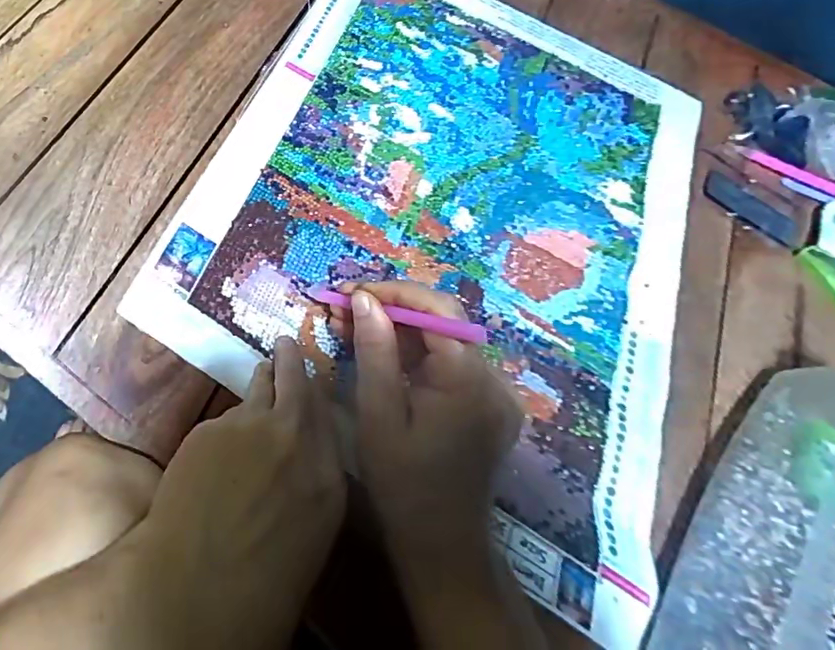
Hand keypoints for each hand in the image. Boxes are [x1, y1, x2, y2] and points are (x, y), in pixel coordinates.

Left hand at [136, 336, 344, 647]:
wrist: (199, 588)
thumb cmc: (263, 580)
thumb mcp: (309, 528)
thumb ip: (310, 476)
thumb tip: (300, 448)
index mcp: (328, 477)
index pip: (327, 414)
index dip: (316, 391)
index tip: (311, 374)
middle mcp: (294, 441)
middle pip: (296, 384)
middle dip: (291, 361)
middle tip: (286, 343)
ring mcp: (250, 428)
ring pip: (259, 387)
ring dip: (261, 378)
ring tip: (263, 367)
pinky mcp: (212, 427)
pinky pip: (226, 416)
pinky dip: (229, 421)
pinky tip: (224, 436)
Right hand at [339, 281, 542, 648]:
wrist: (442, 543)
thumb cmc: (403, 483)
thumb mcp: (378, 415)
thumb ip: (374, 352)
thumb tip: (363, 299)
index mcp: (468, 382)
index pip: (437, 310)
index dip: (392, 292)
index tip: (348, 292)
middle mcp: (492, 380)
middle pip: (441, 318)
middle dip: (389, 305)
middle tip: (341, 307)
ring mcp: (493, 392)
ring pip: (442, 335)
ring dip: (396, 325)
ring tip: (348, 323)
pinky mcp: (485, 402)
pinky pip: (447, 358)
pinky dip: (410, 347)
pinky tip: (375, 349)